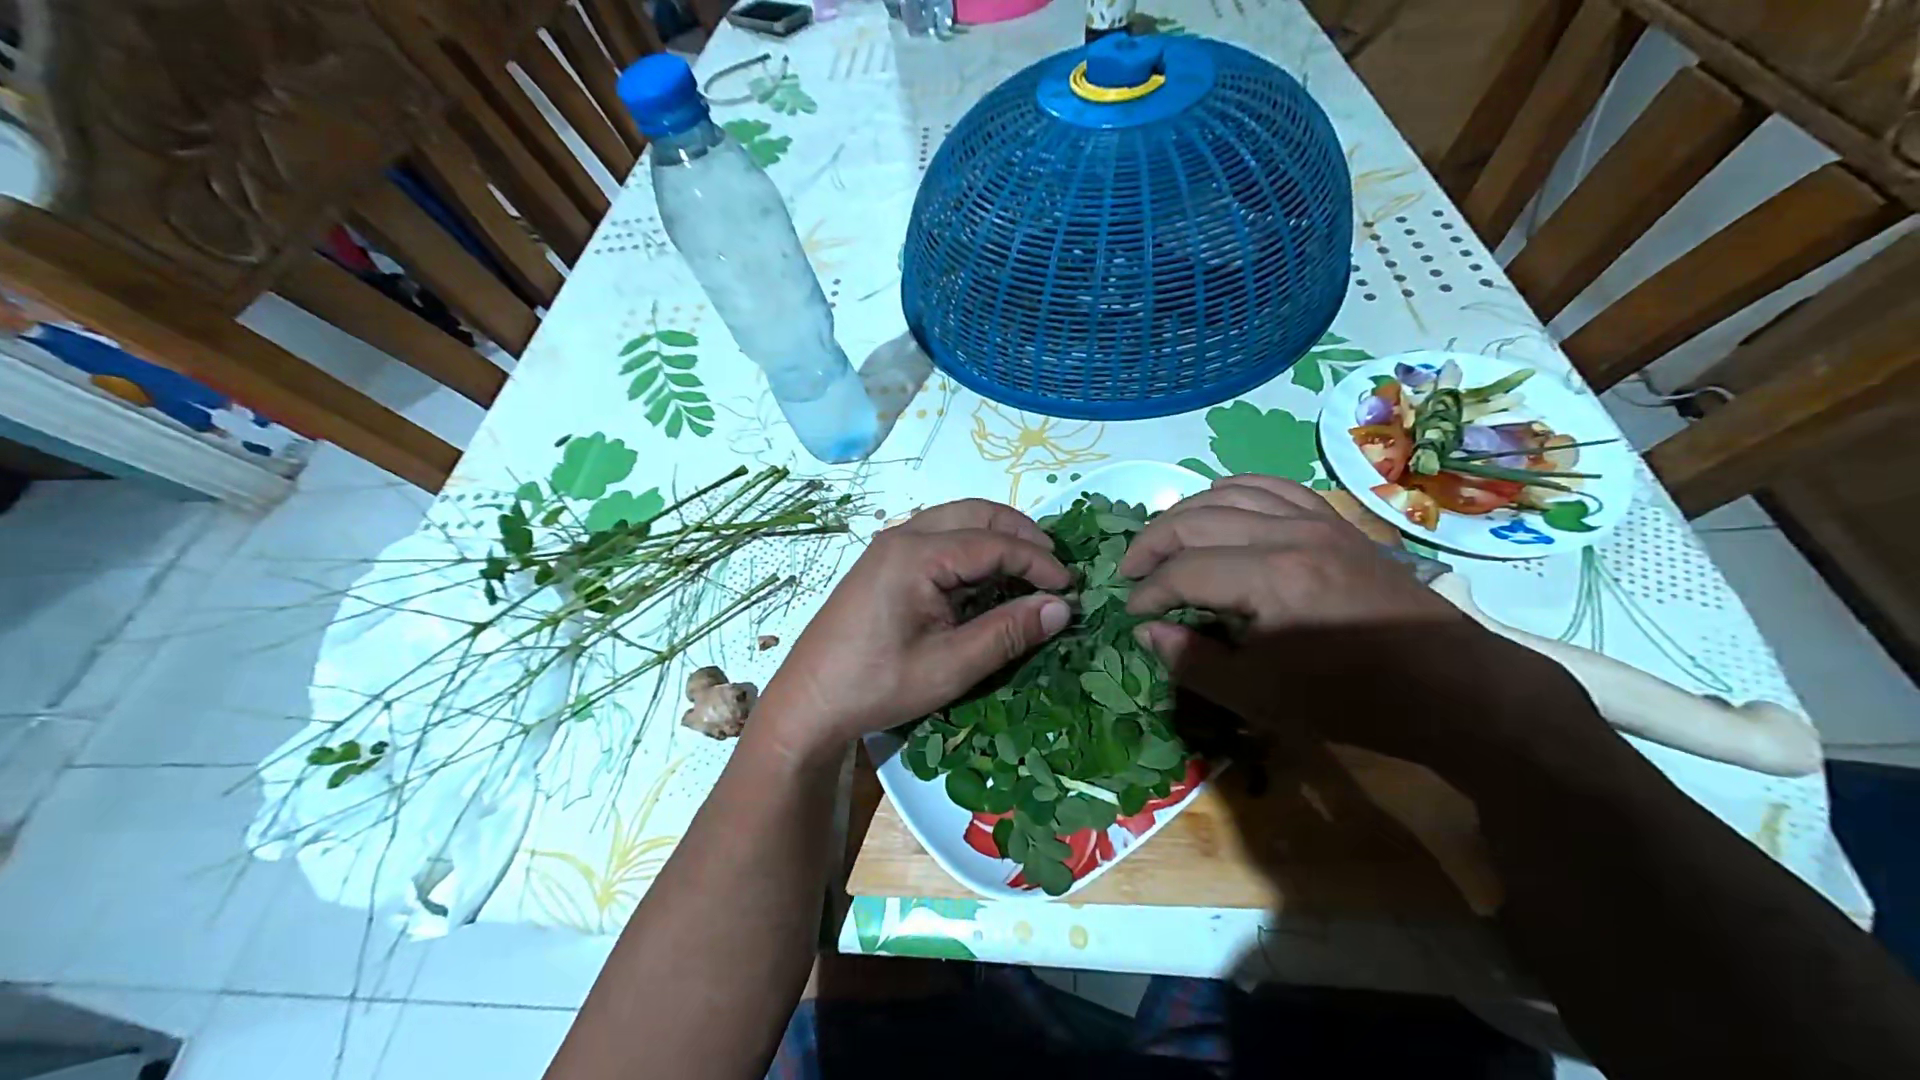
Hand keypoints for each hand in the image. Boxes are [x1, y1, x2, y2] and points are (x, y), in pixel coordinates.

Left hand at [755, 499, 1072, 759]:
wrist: (809, 702)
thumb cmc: (878, 685)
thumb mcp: (950, 666)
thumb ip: (1008, 632)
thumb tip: (1061, 607)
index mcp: (916, 554)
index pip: (993, 543)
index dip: (1038, 562)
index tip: (1070, 587)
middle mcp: (902, 536)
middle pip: (976, 514)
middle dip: (1021, 535)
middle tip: (1053, 567)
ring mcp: (889, 546)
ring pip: (956, 521)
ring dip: (997, 537)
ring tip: (1029, 569)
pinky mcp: (884, 562)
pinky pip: (939, 538)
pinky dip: (972, 549)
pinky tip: (987, 578)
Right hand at [1119, 474, 1561, 766]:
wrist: (1448, 687)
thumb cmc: (1352, 700)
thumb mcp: (1261, 698)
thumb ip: (1193, 662)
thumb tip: (1147, 631)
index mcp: (1271, 579)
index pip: (1183, 570)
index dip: (1147, 591)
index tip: (1133, 614)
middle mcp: (1288, 534)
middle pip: (1195, 521)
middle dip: (1151, 545)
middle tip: (1131, 573)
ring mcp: (1315, 519)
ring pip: (1227, 492)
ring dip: (1183, 513)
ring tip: (1162, 540)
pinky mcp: (1333, 520)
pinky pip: (1270, 485)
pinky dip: (1231, 492)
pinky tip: (1216, 508)